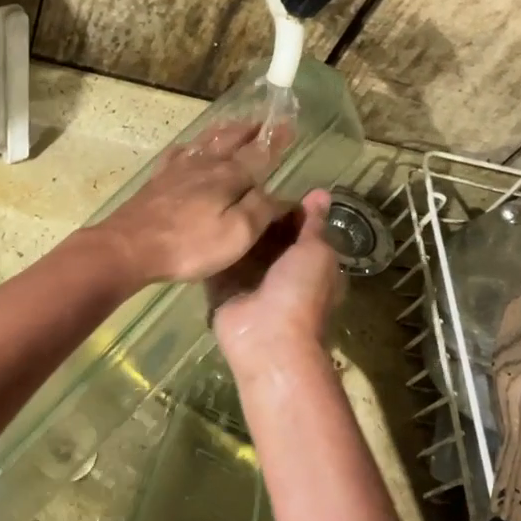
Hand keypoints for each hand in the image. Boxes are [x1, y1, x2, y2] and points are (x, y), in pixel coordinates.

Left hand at [82, 122, 292, 284]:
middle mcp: (204, 165)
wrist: (130, 246)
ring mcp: (177, 170)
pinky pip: (177, 154)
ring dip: (222, 131)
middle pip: (230, 140)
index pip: (259, 153)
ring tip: (233, 124)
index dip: (275, 140)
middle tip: (263, 120)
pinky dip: (189, 147)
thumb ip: (261, 210)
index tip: (289, 125)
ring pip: (204, 142)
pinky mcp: (157, 180)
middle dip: (249, 129)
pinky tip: (188, 148)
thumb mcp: (237, 234)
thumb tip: (281, 194)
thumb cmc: (189, 245)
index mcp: (228, 177)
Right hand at [209, 190, 339, 356]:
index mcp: (310, 264)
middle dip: (257, 215)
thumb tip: (322, 193)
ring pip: (241, 246)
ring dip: (232, 226)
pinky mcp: (222, 287)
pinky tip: (198, 219)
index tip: (269, 183)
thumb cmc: (301, 291)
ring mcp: (250, 280)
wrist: (268, 338)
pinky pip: (216, 260)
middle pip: (267, 236)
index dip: (289, 208)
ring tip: (214, 194)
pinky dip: (210, 244)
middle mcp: (280, 271)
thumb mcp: (316, 252)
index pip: (299, 229)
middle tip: (235, 184)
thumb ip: (313, 224)